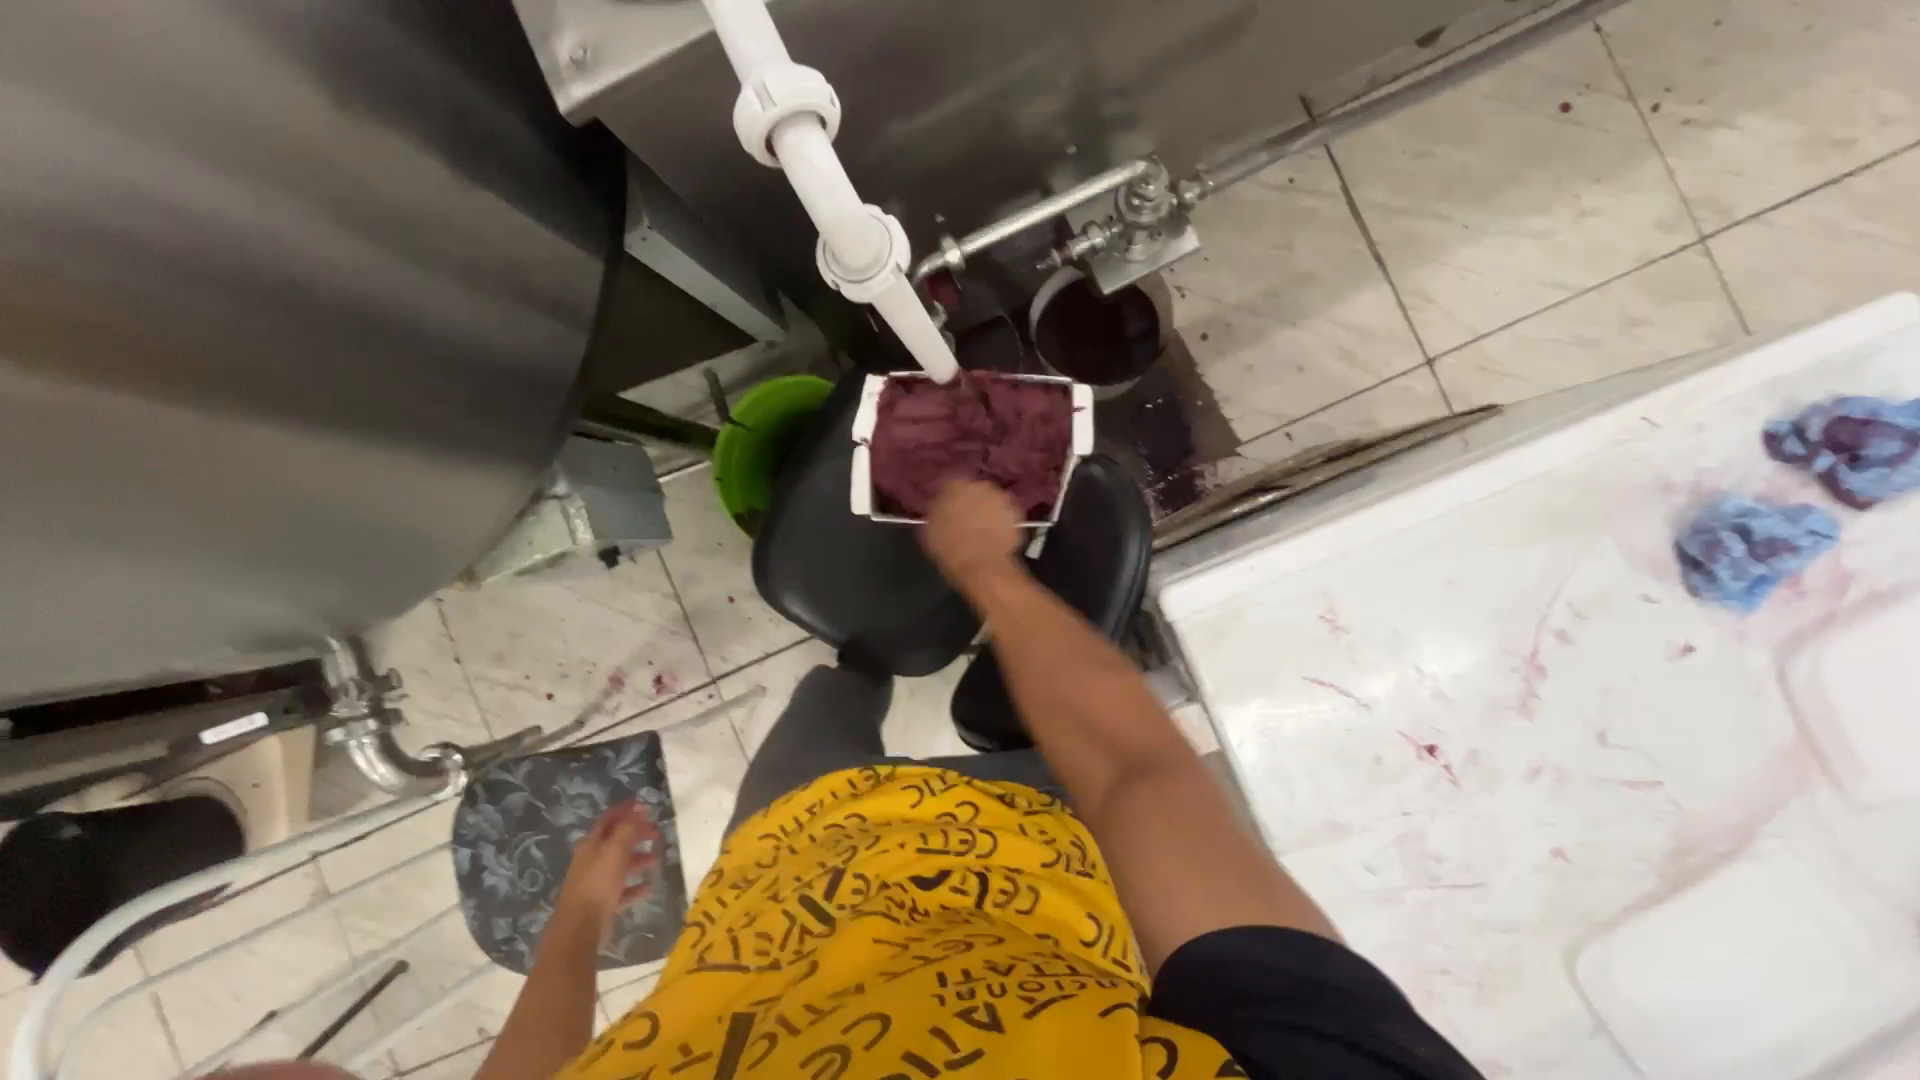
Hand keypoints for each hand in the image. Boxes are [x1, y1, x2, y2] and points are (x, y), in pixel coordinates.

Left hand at [551, 802, 658, 939]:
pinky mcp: (601, 902)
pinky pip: (621, 889)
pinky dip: (635, 886)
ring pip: (620, 865)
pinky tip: (648, 887)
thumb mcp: (615, 849)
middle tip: (656, 832)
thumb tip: (639, 810)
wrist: (580, 925)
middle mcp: (591, 859)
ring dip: (638, 859)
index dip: (626, 810)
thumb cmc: (598, 882)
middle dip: (636, 834)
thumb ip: (628, 829)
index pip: (609, 819)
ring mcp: (595, 881)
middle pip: (616, 841)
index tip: (645, 806)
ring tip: (656, 859)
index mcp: (591, 843)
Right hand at [920, 479, 1022, 590]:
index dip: (952, 498)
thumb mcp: (929, 529)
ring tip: (984, 529)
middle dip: (973, 501)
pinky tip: (997, 535)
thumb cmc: (948, 548)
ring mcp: (1000, 497)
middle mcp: (978, 484)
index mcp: (953, 486)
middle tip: (968, 519)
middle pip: (975, 489)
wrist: (980, 564)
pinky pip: (1007, 514)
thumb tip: (940, 508)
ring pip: (993, 500)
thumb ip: (936, 512)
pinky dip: (1003, 521)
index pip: (952, 485)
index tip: (951, 509)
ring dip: (989, 510)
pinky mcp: (1016, 511)